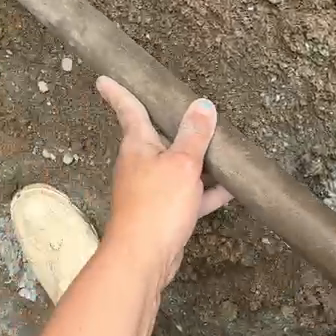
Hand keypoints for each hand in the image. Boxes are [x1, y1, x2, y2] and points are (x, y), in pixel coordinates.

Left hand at [95, 76, 231, 285]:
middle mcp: (140, 165)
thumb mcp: (182, 163)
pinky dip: (207, 191)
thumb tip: (203, 106)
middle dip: (173, 126)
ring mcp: (152, 190)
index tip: (104, 79)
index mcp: (137, 145)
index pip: (128, 110)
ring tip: (224, 148)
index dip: (118, 92)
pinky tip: (230, 189)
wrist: (144, 257)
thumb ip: (195, 135)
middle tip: (188, 111)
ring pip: (178, 167)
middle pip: (159, 138)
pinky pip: (189, 195)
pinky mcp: (165, 213)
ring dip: (198, 160)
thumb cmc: (156, 205)